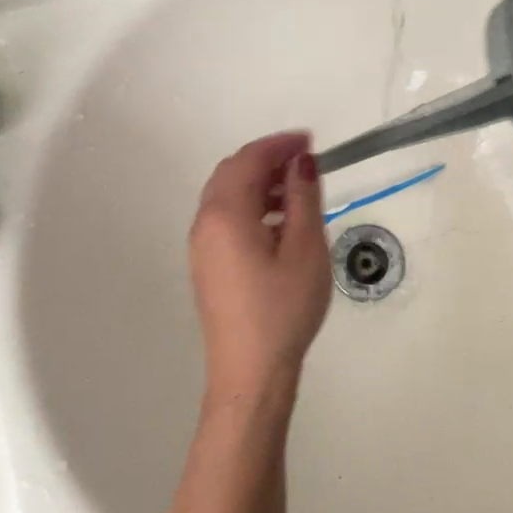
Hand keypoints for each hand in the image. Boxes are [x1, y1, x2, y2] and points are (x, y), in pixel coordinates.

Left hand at [189, 131, 332, 397]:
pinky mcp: (207, 266)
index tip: (311, 141)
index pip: (249, 160)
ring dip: (258, 183)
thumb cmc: (284, 308)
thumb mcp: (305, 248)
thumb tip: (301, 162)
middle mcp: (205, 223)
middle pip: (231, 173)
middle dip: (267, 159)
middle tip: (304, 161)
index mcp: (226, 213)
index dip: (280, 144)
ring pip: (226, 196)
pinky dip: (250, 206)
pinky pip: (225, 219)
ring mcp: (201, 246)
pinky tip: (278, 223)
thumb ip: (303, 198)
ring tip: (297, 191)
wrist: (251, 371)